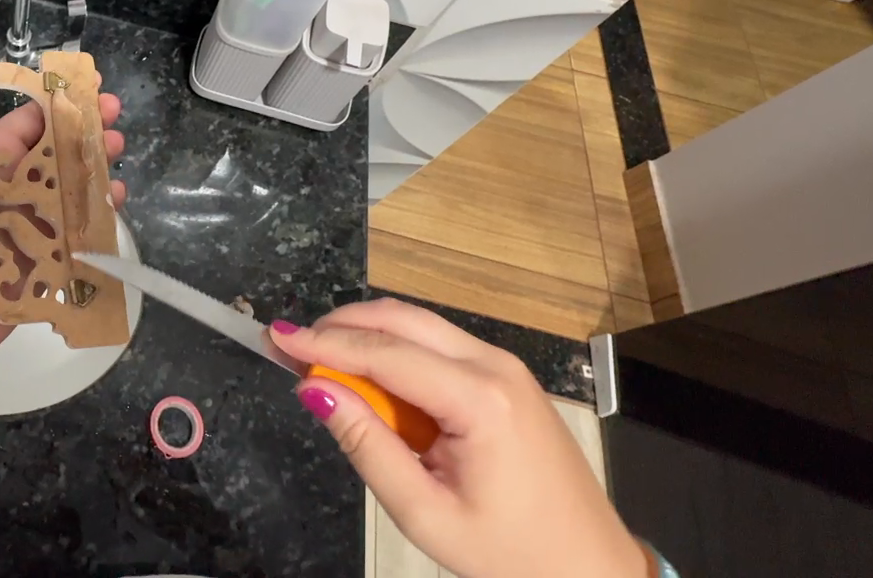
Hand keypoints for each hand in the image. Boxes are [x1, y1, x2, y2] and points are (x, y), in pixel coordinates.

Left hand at [0, 59, 125, 365]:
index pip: (28, 122)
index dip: (59, 102)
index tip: (92, 86)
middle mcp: (8, 187)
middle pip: (57, 151)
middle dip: (88, 131)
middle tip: (118, 118)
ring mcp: (30, 222)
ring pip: (73, 186)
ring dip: (98, 165)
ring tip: (120, 152)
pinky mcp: (47, 255)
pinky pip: (79, 226)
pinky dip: (100, 210)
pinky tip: (117, 198)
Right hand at [271, 300, 645, 577]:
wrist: (597, 575)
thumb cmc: (511, 558)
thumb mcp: (426, 514)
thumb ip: (365, 445)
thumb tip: (313, 388)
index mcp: (479, 400)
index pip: (383, 353)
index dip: (322, 342)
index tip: (275, 335)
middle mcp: (494, 364)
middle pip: (399, 319)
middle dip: (339, 325)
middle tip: (291, 343)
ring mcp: (504, 364)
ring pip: (417, 324)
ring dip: (365, 333)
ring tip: (319, 357)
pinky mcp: (506, 374)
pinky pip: (437, 343)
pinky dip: (393, 348)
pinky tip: (368, 373)